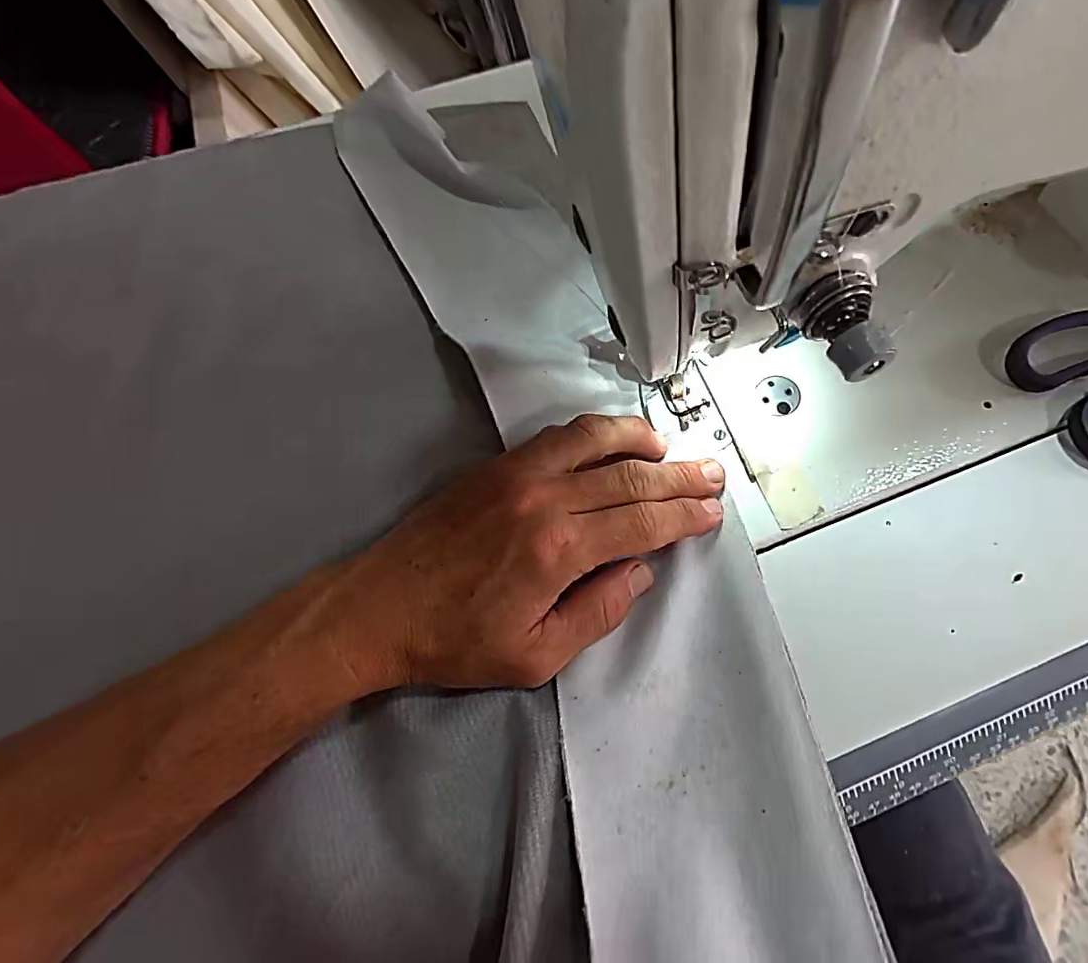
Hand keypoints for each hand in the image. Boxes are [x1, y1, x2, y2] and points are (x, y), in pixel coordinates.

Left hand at [317, 414, 726, 691]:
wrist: (377, 608)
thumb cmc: (454, 639)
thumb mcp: (535, 655)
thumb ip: (598, 613)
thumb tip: (638, 572)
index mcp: (558, 550)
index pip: (642, 522)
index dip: (684, 515)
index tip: (710, 511)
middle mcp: (543, 499)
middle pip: (630, 477)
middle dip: (679, 477)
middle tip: (710, 475)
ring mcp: (517, 474)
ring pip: (595, 440)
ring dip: (640, 440)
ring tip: (669, 450)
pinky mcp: (497, 466)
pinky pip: (559, 436)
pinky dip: (596, 432)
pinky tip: (612, 441)